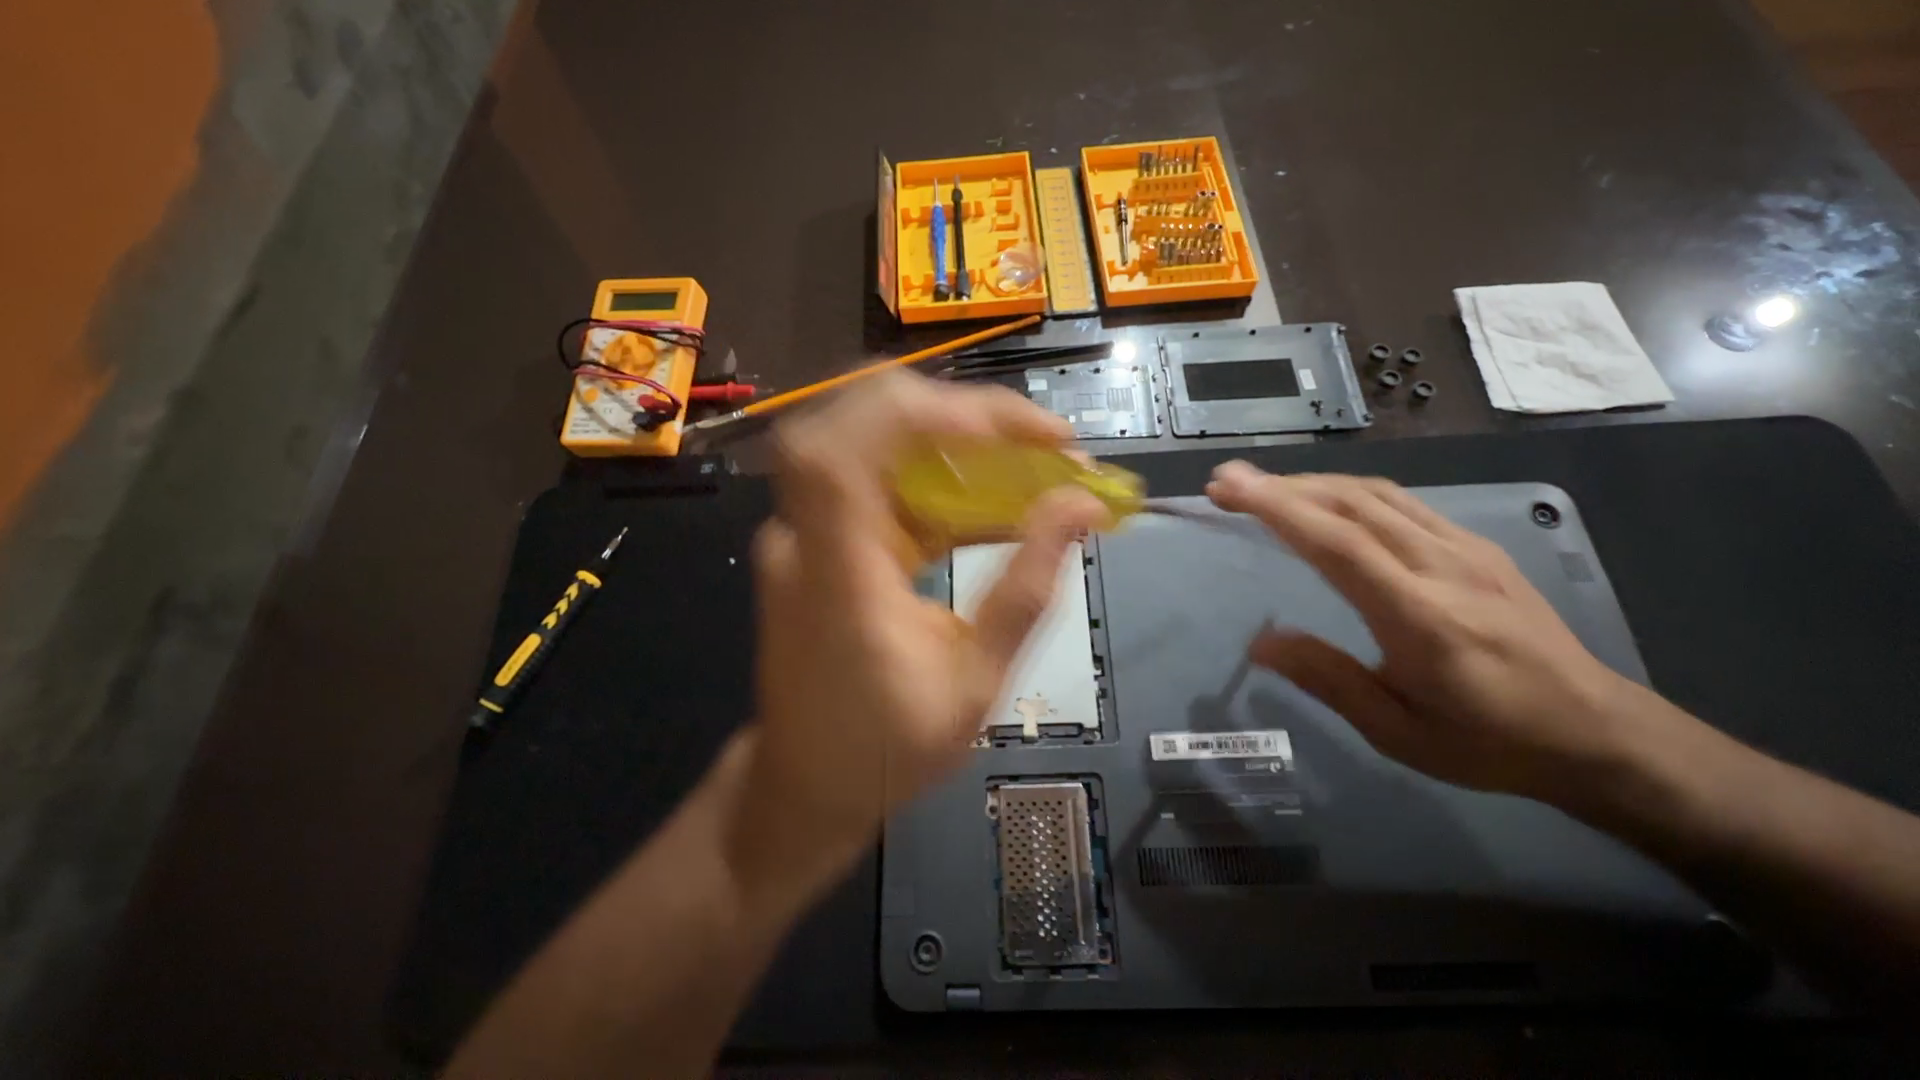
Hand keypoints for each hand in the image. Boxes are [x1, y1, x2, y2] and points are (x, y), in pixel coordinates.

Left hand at [743, 373, 1106, 871]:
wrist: (806, 783)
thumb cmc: (884, 748)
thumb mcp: (973, 683)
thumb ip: (1025, 590)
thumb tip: (1082, 506)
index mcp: (833, 572)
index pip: (852, 445)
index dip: (938, 413)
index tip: (1029, 435)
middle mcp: (806, 533)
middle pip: (868, 421)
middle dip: (966, 418)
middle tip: (1046, 445)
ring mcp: (808, 531)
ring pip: (879, 441)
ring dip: (961, 444)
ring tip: (1038, 466)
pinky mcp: (823, 538)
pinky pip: (885, 480)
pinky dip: (944, 478)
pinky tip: (998, 503)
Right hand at [1206, 463, 1649, 798]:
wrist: (1594, 731)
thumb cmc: (1488, 742)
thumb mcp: (1398, 731)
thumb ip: (1328, 679)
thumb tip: (1260, 641)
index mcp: (1420, 617)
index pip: (1337, 544)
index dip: (1278, 508)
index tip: (1228, 487)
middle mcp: (1443, 567)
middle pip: (1353, 504)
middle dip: (1283, 486)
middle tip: (1227, 483)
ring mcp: (1467, 551)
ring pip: (1379, 495)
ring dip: (1315, 484)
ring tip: (1265, 489)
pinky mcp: (1480, 549)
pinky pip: (1405, 504)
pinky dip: (1352, 493)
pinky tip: (1331, 504)